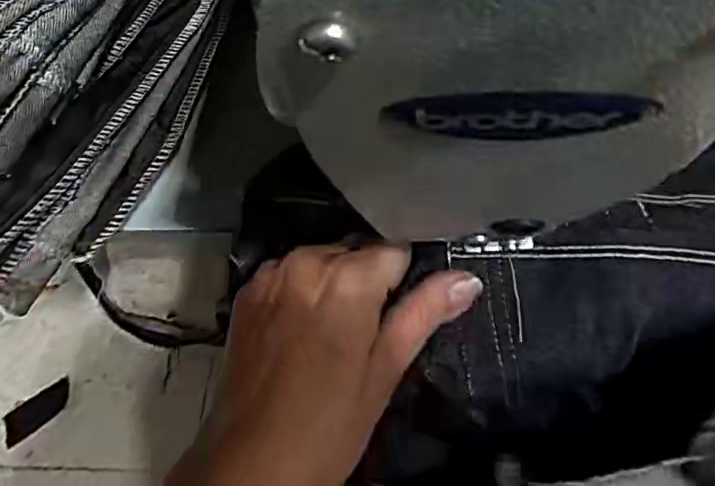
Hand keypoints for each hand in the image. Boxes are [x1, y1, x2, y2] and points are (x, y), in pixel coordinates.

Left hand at [169, 243, 483, 485]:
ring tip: (329, 339)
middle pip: (359, 251)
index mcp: (347, 279)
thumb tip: (467, 279)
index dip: (402, 283)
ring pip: (327, 258)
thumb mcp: (385, 371)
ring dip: (335, 284)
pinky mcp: (250, 288)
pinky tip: (301, 333)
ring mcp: (274, 273)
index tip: (394, 317)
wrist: (247, 470)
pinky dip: (303, 290)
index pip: (396, 251)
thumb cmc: (326, 428)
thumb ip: (425, 312)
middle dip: (368, 283)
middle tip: (362, 337)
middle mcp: (307, 262)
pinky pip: (293, 271)